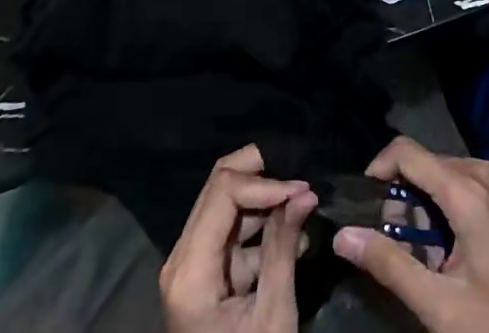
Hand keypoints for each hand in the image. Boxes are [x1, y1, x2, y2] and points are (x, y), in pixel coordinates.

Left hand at [160, 144, 318, 332]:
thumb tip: (306, 191)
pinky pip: (233, 231)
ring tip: (306, 210)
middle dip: (264, 175)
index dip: (265, 181)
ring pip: (227, 204)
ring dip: (267, 200)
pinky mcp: (204, 273)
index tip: (304, 191)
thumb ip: (284, 248)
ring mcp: (191, 264)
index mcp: (190, 269)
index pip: (223, 191)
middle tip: (303, 180)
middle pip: (219, 186)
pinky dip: (263, 225)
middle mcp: (182, 257)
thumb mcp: (273, 314)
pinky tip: (295, 237)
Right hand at [332, 136, 488, 332]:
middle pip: (422, 164)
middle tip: (387, 244)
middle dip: (397, 197)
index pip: (405, 152)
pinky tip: (442, 252)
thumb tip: (342, 235)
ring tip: (414, 255)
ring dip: (419, 207)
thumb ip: (390, 266)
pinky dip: (441, 210)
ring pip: (440, 176)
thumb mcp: (441, 305)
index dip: (376, 172)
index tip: (361, 209)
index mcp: (467, 188)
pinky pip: (460, 186)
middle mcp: (482, 172)